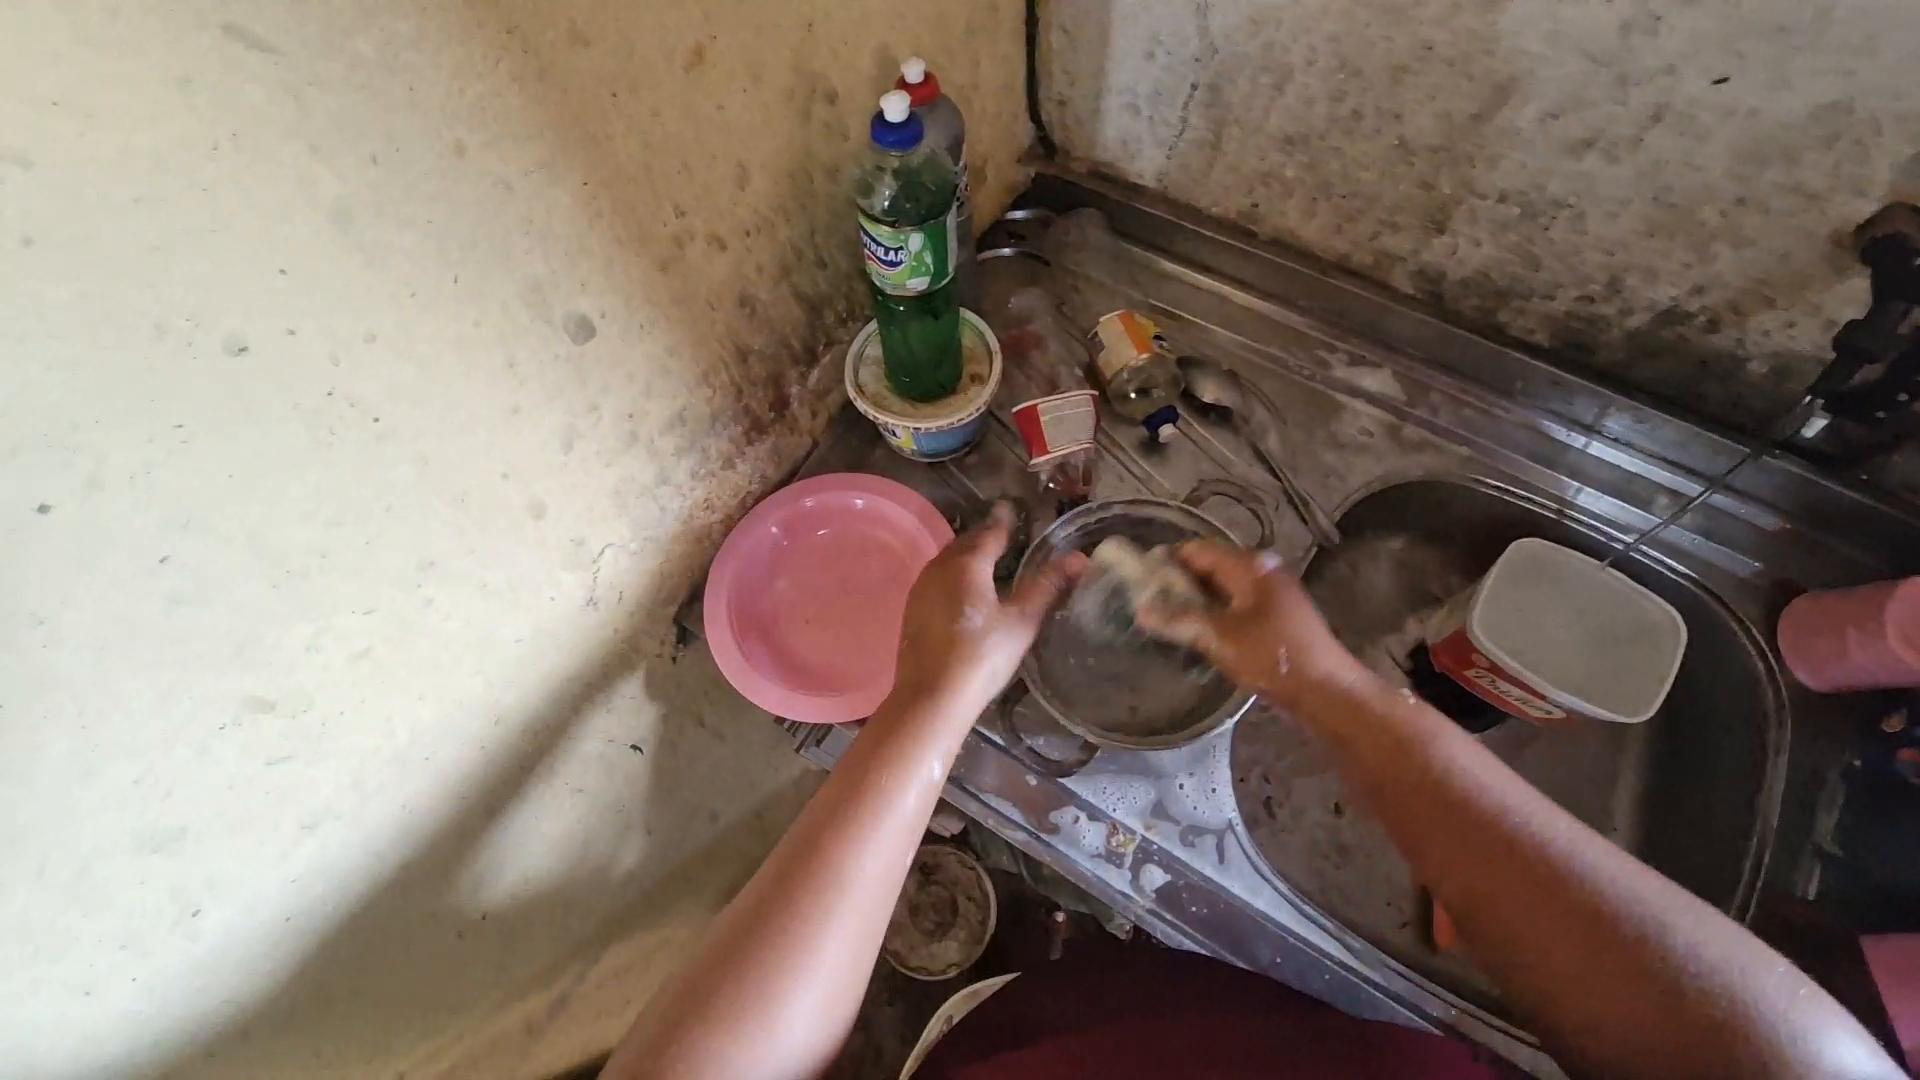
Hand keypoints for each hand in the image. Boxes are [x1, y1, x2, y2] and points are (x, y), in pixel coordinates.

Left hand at [889, 502, 1085, 715]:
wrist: (931, 697)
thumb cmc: (981, 657)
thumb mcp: (1021, 622)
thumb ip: (1047, 586)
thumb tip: (1078, 558)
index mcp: (967, 564)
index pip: (990, 532)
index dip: (1004, 521)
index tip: (1011, 508)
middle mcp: (939, 567)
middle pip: (965, 542)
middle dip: (984, 535)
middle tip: (1002, 532)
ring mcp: (921, 588)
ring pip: (947, 559)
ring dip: (967, 554)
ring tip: (985, 557)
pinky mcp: (913, 609)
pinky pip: (937, 578)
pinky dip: (953, 573)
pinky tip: (963, 588)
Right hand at [1136, 540, 1368, 707]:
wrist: (1326, 691)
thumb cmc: (1272, 656)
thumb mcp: (1218, 636)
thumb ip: (1179, 619)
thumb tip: (1141, 609)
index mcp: (1249, 566)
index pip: (1197, 549)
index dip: (1166, 560)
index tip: (1139, 578)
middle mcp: (1260, 571)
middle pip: (1209, 566)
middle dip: (1177, 581)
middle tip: (1146, 600)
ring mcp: (1270, 594)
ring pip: (1221, 587)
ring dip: (1194, 599)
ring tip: (1164, 616)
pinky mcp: (1274, 616)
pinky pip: (1234, 604)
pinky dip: (1212, 611)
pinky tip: (1195, 630)